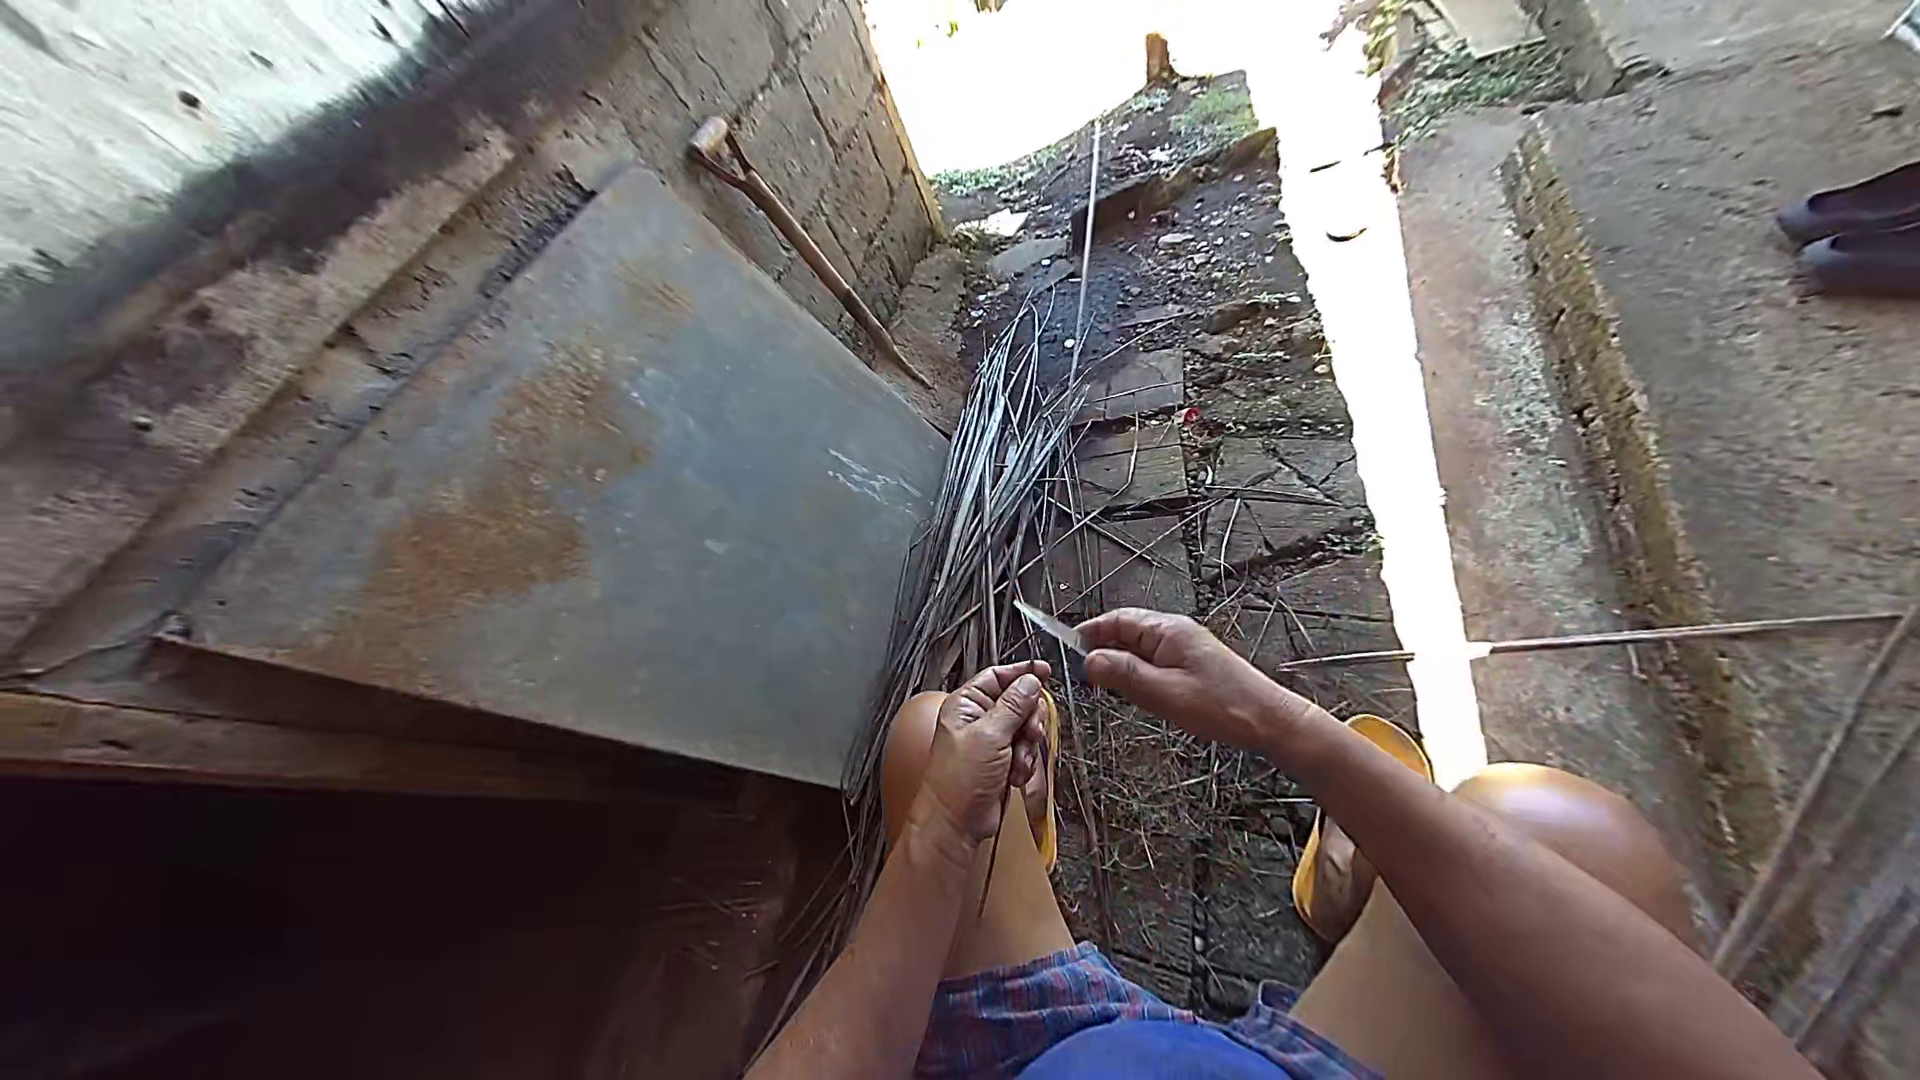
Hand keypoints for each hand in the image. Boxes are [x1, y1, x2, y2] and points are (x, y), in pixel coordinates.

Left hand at [910, 660, 1052, 857]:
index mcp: (966, 704)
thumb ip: (1013, 705)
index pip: (997, 675)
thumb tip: (1030, 680)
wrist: (956, 823)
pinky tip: (1015, 775)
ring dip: (1027, 746)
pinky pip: (1025, 750)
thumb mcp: (989, 735)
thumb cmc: (958, 780)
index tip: (1043, 670)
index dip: (1021, 672)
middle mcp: (978, 718)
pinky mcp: (1001, 760)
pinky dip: (1025, 763)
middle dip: (1028, 719)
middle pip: (1018, 701)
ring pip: (1025, 727)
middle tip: (1028, 733)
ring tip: (1016, 761)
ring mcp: (990, 740)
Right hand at [1075, 608, 1331, 751]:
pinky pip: (1153, 660)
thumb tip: (1089, 661)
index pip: (1116, 620)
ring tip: (1109, 687)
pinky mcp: (1190, 663)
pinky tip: (1137, 692)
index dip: (1089, 632)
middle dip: (1103, 649)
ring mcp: (1183, 646)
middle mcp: (1174, 631)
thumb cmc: (1223, 707)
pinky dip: (1137, 672)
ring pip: (1138, 648)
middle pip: (1125, 631)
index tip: (1068, 648)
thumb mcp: (1164, 693)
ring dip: (1121, 663)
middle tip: (1086, 674)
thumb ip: (1123, 674)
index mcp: (1167, 629)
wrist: (1270, 723)